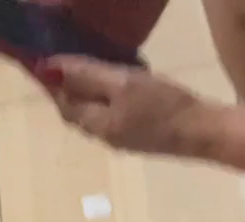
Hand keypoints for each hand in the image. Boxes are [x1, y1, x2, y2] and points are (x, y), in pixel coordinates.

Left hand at [40, 56, 220, 156]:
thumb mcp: (122, 83)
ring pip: (95, 114)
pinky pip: (112, 115)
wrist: (204, 133)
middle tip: (61, 59)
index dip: (50, 83)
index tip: (40, 58)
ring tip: (84, 67)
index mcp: (99, 126)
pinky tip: (112, 83)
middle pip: (77, 112)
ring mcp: (125, 139)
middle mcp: (107, 137)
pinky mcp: (140, 136)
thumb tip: (49, 68)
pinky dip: (104, 98)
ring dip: (85, 93)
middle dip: (66, 89)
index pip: (64, 105)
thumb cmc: (163, 106)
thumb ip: (86, 76)